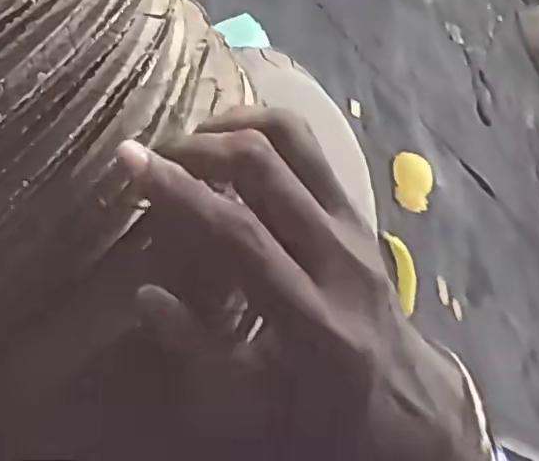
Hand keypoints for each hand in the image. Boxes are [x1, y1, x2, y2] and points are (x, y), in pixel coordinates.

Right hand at [116, 107, 479, 460]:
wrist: (410, 408)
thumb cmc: (323, 414)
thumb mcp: (252, 407)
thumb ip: (195, 349)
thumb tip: (144, 292)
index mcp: (314, 320)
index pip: (237, 232)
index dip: (177, 189)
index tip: (128, 158)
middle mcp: (339, 257)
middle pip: (263, 166)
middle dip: (198, 146)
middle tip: (158, 154)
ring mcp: (354, 223)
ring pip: (291, 136)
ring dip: (231, 124)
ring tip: (193, 141)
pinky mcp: (356, 205)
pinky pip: (306, 141)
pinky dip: (259, 123)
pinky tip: (229, 138)